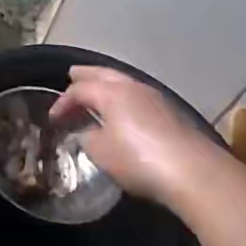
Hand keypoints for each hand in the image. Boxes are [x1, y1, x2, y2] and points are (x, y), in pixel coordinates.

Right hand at [47, 65, 234, 210]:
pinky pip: (139, 97)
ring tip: (97, 93)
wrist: (192, 170)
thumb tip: (88, 133)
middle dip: (86, 75)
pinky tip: (124, 111)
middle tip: (72, 74)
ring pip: (124, 83)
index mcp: (111, 92)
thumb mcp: (101, 152)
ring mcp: (155, 98)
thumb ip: (88, 138)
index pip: (80, 90)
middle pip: (104, 74)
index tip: (53, 118)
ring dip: (107, 86)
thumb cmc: (138, 159)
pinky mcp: (171, 113)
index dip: (63, 102)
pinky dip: (124, 99)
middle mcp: (132, 87)